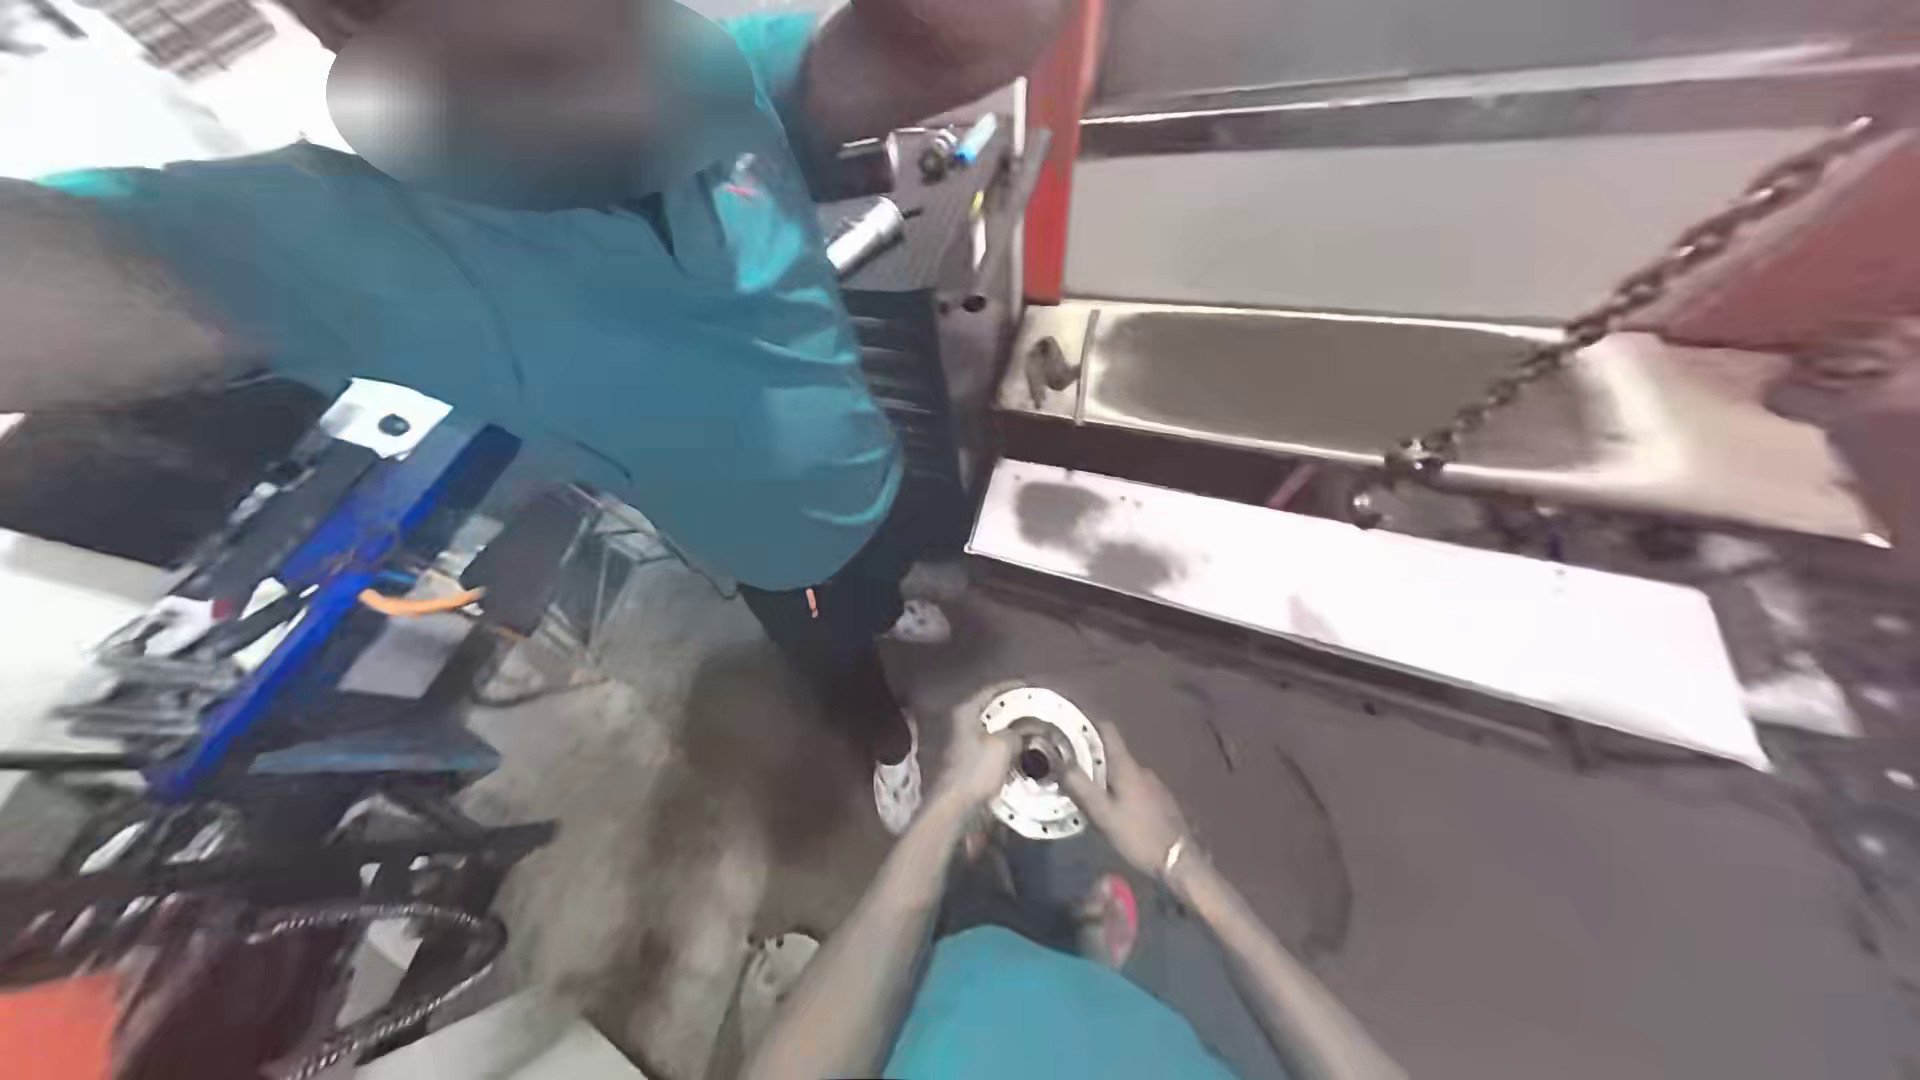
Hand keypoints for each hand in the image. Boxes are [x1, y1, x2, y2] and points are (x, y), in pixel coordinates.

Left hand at [930, 683, 1020, 809]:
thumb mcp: (1003, 746)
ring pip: (989, 729)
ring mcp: (959, 743)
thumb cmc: (976, 770)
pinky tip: (1017, 751)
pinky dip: (1002, 746)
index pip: (991, 690)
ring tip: (1030, 729)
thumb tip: (1021, 733)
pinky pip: (987, 746)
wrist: (954, 806)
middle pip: (989, 709)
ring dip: (1007, 729)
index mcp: (965, 712)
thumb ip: (1015, 733)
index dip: (1011, 686)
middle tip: (1032, 708)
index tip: (1029, 685)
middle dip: (1011, 708)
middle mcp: (959, 723)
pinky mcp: (964, 761)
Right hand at [1061, 721, 1191, 877]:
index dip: (1088, 724)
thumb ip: (1082, 788)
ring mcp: (1154, 784)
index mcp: (1126, 766)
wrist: (1180, 860)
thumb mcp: (1104, 814)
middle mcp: (1141, 769)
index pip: (1108, 730)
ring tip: (1089, 791)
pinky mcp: (1161, 799)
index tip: (1070, 727)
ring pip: (1123, 771)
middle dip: (1091, 757)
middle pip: (1113, 752)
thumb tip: (1062, 764)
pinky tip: (1114, 807)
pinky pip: (1134, 785)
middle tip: (1071, 768)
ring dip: (1106, 776)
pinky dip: (1120, 789)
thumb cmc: (1138, 834)